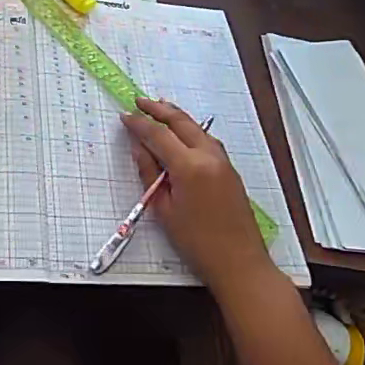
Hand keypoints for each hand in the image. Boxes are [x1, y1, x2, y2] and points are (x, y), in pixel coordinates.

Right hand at [120, 99, 278, 295]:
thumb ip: (150, 173)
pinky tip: (183, 133)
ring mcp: (223, 162)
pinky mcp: (230, 171)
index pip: (158, 135)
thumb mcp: (163, 208)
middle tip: (140, 101)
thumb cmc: (195, 241)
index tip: (124, 116)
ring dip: (177, 117)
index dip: (139, 124)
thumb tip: (139, 147)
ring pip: (197, 128)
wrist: (239, 263)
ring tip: (160, 109)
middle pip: (181, 122)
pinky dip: (191, 130)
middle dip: (159, 109)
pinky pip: (208, 140)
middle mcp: (209, 157)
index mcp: (189, 166)